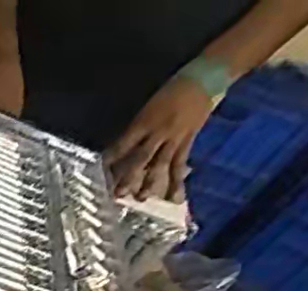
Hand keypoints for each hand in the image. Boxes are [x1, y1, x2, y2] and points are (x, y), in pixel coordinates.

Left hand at [105, 75, 215, 200]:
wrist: (207, 75)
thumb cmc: (173, 90)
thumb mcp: (149, 107)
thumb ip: (137, 129)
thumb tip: (122, 150)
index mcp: (144, 121)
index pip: (122, 145)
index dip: (111, 160)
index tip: (100, 175)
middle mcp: (158, 132)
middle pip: (140, 158)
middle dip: (128, 177)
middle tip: (118, 195)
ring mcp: (174, 137)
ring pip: (160, 164)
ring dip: (150, 182)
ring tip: (141, 199)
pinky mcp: (189, 139)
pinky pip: (181, 162)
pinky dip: (177, 180)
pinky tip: (174, 196)